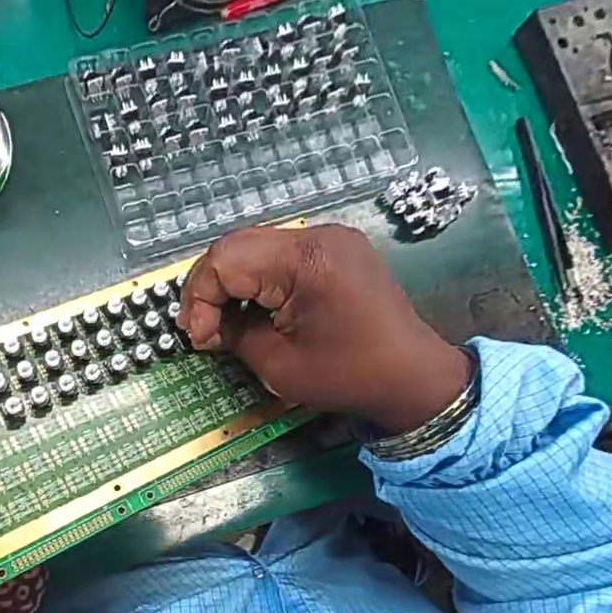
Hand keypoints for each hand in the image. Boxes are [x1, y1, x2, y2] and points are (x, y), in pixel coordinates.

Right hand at [176, 225, 472, 434]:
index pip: (225, 259)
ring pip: (253, 248)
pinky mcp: (333, 251)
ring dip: (228, 284)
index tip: (200, 340)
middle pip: (235, 246)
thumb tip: (209, 326)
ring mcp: (328, 239)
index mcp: (306, 261)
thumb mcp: (278, 365)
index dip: (201, 299)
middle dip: (208, 289)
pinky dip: (253, 282)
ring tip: (221, 323)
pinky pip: (277, 257)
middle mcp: (317, 236)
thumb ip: (235, 335)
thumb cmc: (347, 376)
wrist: (411, 376)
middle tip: (201, 330)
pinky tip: (249, 311)